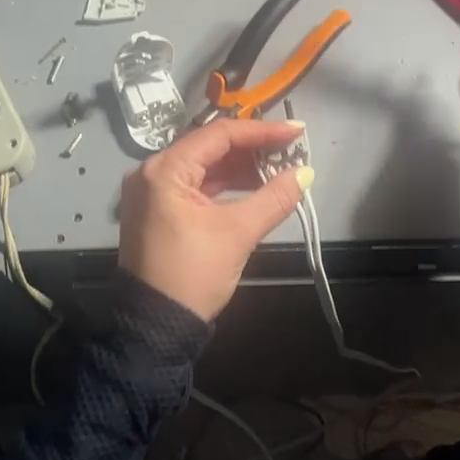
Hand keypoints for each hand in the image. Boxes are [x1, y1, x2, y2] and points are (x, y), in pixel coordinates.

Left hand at [119, 118, 313, 321]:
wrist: (154, 328)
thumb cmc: (192, 275)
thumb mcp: (237, 234)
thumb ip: (273, 198)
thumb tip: (305, 173)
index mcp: (164, 170)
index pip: (218, 135)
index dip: (261, 131)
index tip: (295, 131)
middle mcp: (153, 172)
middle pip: (210, 147)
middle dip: (252, 148)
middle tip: (291, 150)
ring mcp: (153, 192)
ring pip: (204, 166)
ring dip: (241, 167)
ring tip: (280, 168)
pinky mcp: (159, 211)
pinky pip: (197, 185)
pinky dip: (226, 184)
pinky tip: (255, 186)